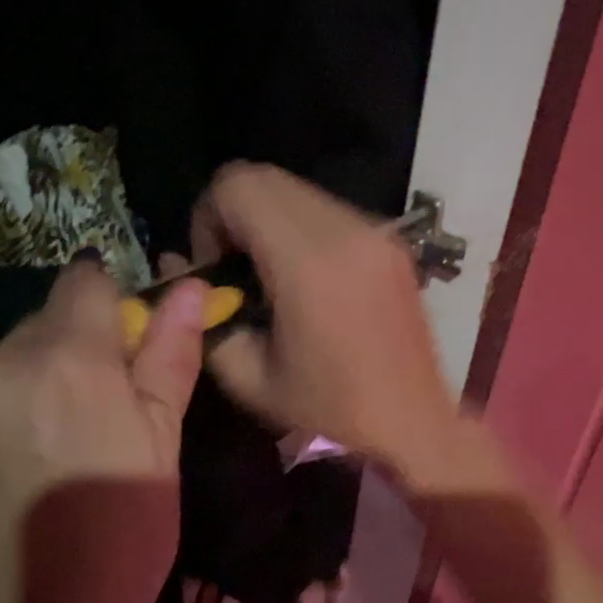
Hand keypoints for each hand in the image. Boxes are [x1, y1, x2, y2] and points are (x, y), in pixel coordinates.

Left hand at [0, 261, 205, 602]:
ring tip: (48, 454)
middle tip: (94, 419)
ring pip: (1, 363)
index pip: (86, 280)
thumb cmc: (124, 530)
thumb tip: (192, 285)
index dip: (111, 309)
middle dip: (70, 352)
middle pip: (41, 323)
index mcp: (68, 357)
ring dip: (27, 385)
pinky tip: (6, 473)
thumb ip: (171, 355)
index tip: (125, 354)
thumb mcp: (164, 444)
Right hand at [195, 163, 461, 468]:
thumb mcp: (250, 381)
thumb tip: (186, 277)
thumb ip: (207, 323)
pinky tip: (306, 283)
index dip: (208, 219)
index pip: (236, 186)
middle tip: (236, 271)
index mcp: (308, 262)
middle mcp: (347, 229)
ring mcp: (376, 231)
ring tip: (270, 280)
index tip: (216, 269)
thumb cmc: (332, 412)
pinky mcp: (392, 241)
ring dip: (269, 222)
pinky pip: (329, 212)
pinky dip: (301, 231)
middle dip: (234, 216)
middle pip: (264, 178)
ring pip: (298, 191)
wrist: (416, 424)